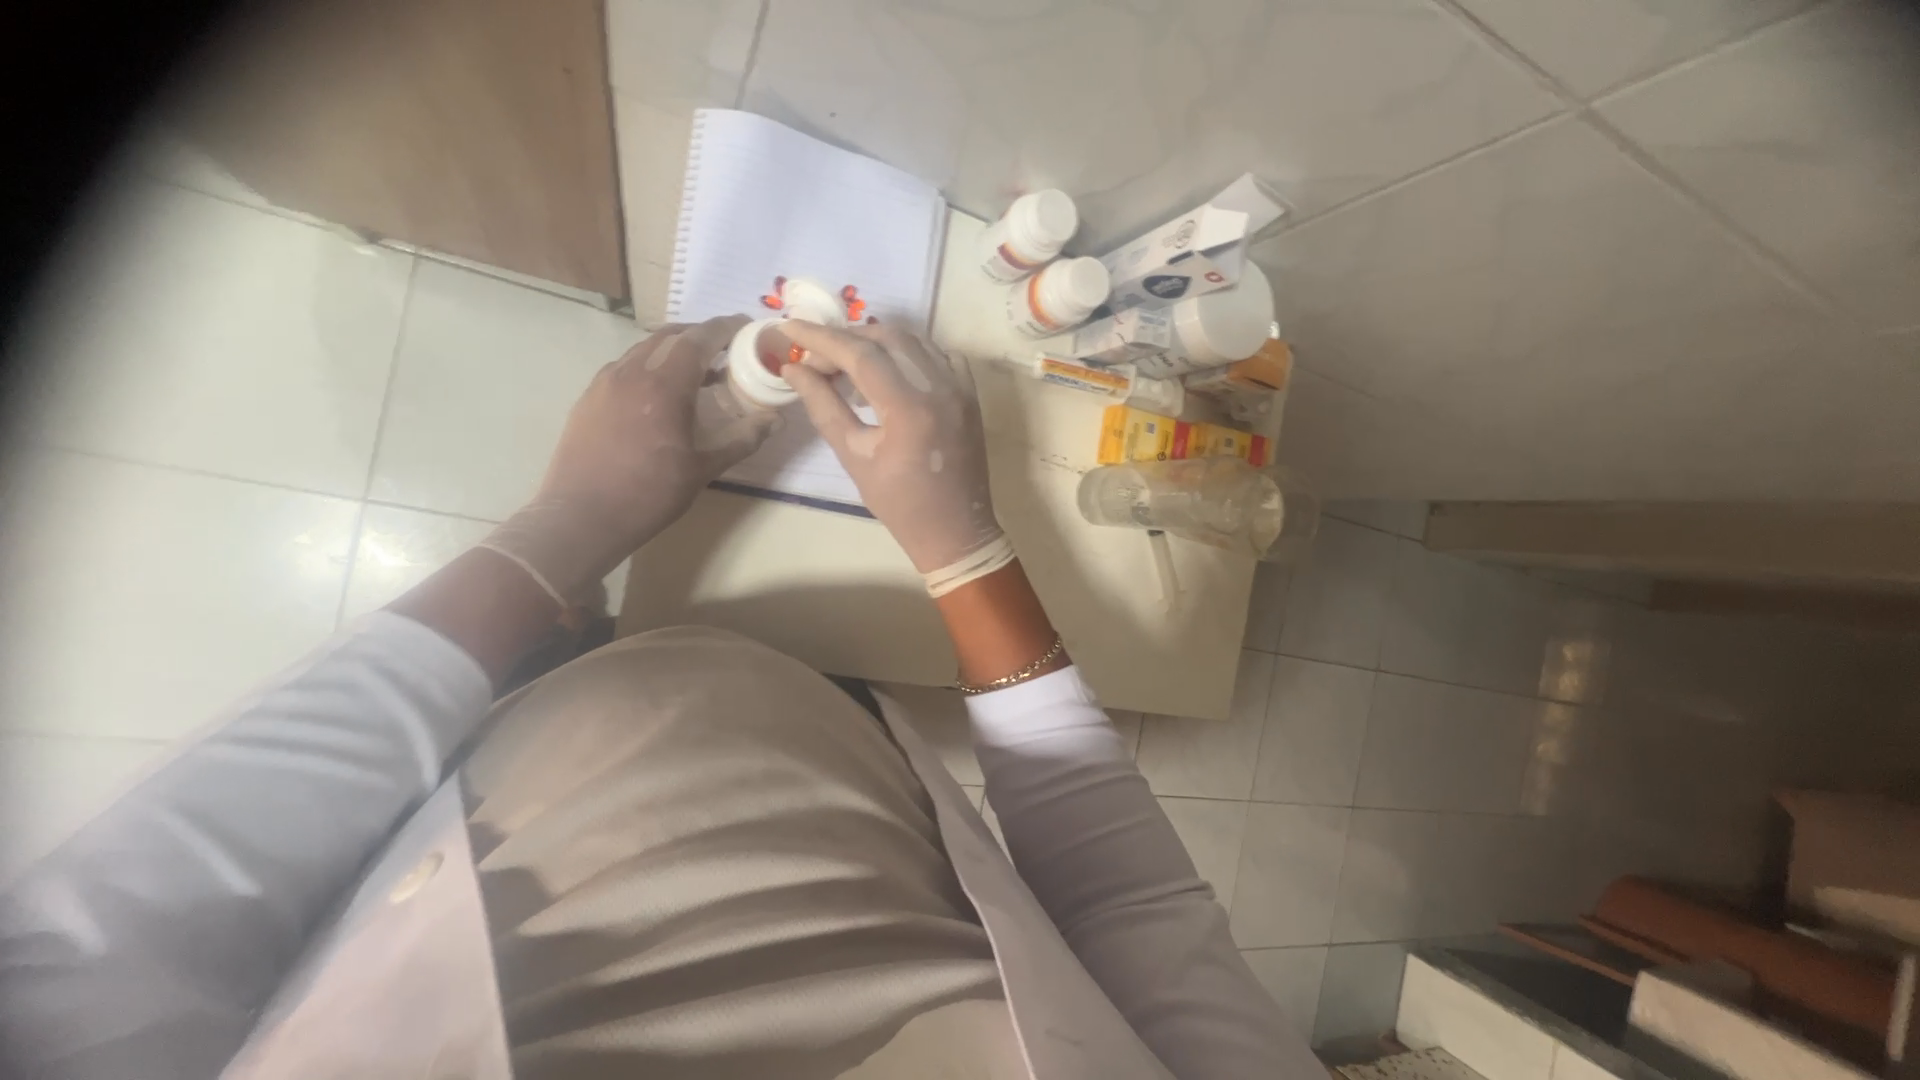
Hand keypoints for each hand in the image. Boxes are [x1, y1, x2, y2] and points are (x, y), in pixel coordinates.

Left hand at [482, 316, 774, 602]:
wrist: (582, 517)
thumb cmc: (649, 494)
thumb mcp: (704, 469)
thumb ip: (742, 439)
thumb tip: (774, 420)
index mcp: (664, 386)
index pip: (698, 339)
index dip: (724, 328)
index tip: (745, 325)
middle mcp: (631, 373)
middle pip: (669, 336)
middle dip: (698, 335)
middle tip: (723, 348)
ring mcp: (604, 384)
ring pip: (643, 350)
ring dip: (672, 350)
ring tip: (694, 371)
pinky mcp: (588, 398)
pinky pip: (624, 368)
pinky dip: (648, 367)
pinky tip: (658, 394)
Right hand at [780, 322, 1011, 593]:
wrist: (955, 529)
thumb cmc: (899, 503)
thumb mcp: (853, 457)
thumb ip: (823, 406)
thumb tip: (794, 368)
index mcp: (909, 408)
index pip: (860, 353)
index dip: (822, 338)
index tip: (789, 327)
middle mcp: (939, 386)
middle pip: (886, 337)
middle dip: (846, 338)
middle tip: (815, 356)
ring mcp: (959, 387)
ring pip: (913, 340)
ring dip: (875, 341)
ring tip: (844, 361)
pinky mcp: (969, 392)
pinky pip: (936, 354)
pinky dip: (907, 352)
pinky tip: (887, 369)